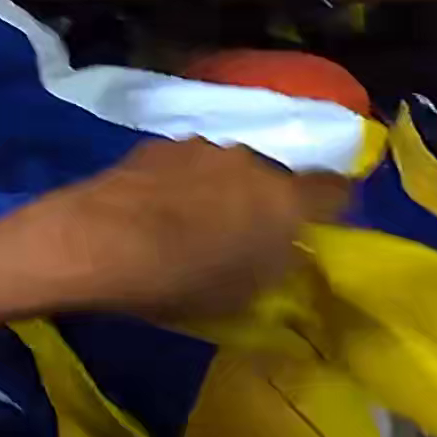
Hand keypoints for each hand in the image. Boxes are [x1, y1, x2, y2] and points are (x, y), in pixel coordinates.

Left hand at [0, 139, 350, 319]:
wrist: (101, 239)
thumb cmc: (182, 279)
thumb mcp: (244, 294)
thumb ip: (277, 263)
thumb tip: (286, 246)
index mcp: (283, 198)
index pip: (334, 189)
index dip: (334, 203)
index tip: (321, 221)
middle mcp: (251, 160)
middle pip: (275, 177)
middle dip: (268, 200)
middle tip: (244, 232)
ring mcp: (204, 145)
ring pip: (230, 167)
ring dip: (224, 188)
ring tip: (191, 221)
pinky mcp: (165, 143)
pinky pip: (191, 162)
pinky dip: (187, 180)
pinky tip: (158, 207)